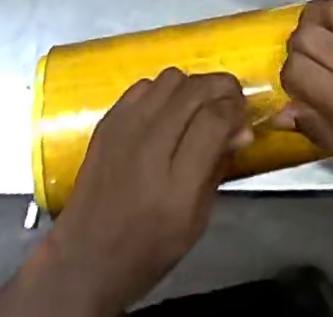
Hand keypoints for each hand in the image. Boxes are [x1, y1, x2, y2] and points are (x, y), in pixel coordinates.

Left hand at [0, 69, 252, 316]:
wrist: (87, 252)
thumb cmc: (148, 248)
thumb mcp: (196, 220)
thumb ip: (218, 168)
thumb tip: (241, 129)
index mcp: (177, 183)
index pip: (214, 119)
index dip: (235, 107)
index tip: (245, 111)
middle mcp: (149, 145)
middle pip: (193, 90)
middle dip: (220, 88)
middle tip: (232, 100)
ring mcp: (124, 127)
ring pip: (169, 78)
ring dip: (192, 86)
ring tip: (201, 105)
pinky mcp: (108, 119)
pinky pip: (144, 85)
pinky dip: (163, 90)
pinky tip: (168, 110)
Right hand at [275, 0, 332, 216]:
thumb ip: (315, 129)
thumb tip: (279, 113)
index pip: (295, 69)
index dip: (288, 77)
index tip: (297, 88)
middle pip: (305, 36)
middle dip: (296, 48)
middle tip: (306, 63)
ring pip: (329, 11)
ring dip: (314, 22)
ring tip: (317, 36)